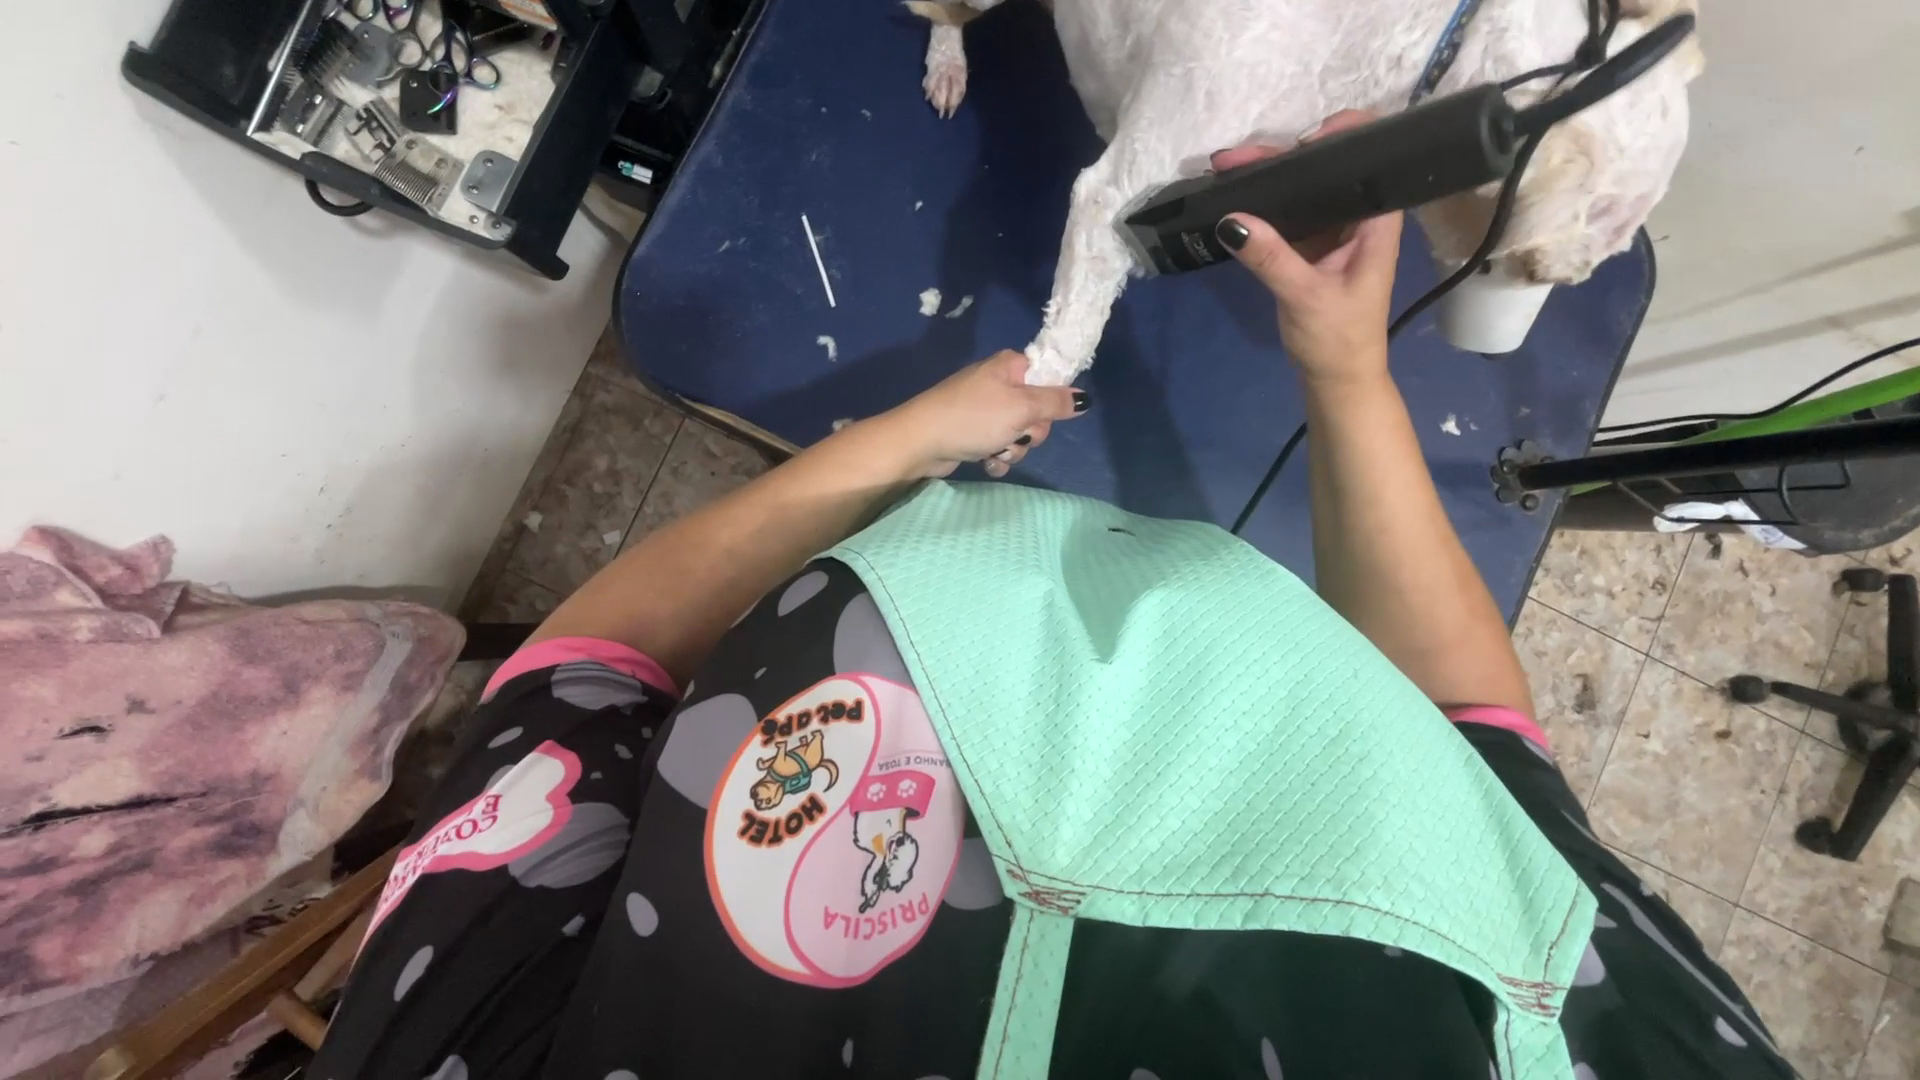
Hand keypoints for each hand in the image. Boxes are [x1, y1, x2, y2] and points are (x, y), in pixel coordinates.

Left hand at [870, 350, 1087, 477]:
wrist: (921, 442)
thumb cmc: (973, 418)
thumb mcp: (1021, 408)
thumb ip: (1056, 403)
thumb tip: (1085, 398)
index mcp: (1011, 366)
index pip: (1050, 379)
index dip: (1051, 402)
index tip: (1040, 414)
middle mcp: (999, 383)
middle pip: (1037, 412)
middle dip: (1029, 432)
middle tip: (1014, 435)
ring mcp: (985, 410)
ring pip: (1020, 434)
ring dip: (1012, 450)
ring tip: (994, 452)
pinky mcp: (974, 433)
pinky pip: (1000, 447)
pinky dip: (997, 458)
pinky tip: (986, 464)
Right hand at [1211, 111, 1403, 391]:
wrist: (1336, 377)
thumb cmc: (1338, 338)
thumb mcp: (1304, 296)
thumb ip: (1269, 257)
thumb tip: (1230, 220)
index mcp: (1376, 219)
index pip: (1372, 156)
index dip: (1341, 136)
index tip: (1299, 141)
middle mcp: (1357, 215)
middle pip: (1325, 169)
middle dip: (1281, 156)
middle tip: (1234, 159)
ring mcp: (1330, 230)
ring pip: (1301, 189)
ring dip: (1266, 178)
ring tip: (1225, 170)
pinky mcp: (1308, 246)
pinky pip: (1286, 214)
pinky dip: (1261, 204)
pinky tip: (1233, 197)